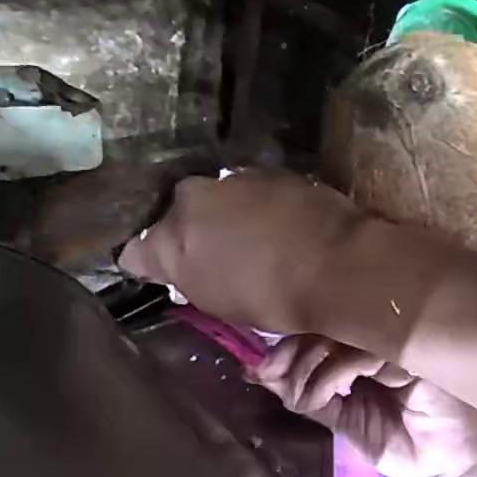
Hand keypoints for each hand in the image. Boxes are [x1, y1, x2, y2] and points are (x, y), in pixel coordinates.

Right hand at [117, 171, 366, 333]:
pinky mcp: (271, 171)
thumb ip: (190, 279)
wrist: (340, 264)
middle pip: (178, 218)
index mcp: (168, 240)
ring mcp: (233, 178)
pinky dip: (260, 207)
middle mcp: (191, 198)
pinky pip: (254, 192)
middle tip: (219, 259)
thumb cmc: (276, 300)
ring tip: (256, 242)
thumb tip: (182, 267)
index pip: (136, 253)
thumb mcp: (220, 305)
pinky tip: (282, 226)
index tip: (167, 277)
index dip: (151, 267)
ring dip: (228, 216)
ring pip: (217, 200)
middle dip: (192, 234)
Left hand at [254, 334, 476, 476]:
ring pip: (340, 335)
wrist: (443, 469)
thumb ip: (308, 397)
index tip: (262, 368)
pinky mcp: (410, 357)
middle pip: (326, 327)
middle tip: (278, 381)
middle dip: (293, 353)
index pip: (320, 334)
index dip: (288, 346)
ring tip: (307, 397)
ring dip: (310, 366)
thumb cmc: (401, 444)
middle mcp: (378, 343)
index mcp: (363, 355)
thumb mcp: (342, 420)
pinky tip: (326, 394)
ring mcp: (396, 346)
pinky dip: (335, 371)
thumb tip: (262, 375)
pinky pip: (362, 352)